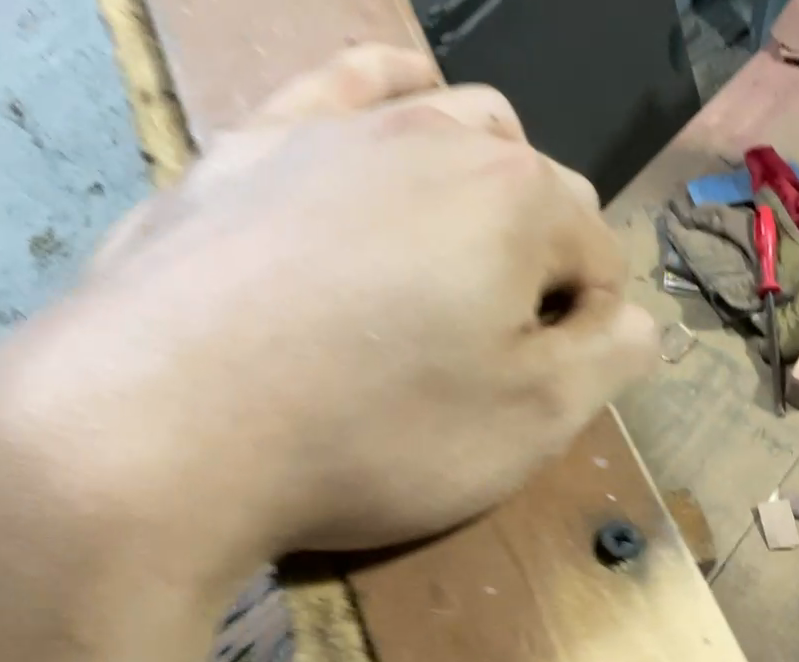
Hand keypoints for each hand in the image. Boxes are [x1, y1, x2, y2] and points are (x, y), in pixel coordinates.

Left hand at [0, 45, 655, 574]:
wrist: (158, 431)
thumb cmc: (375, 434)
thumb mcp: (530, 422)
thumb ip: (611, 359)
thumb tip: (641, 322)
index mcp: (519, 200)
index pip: (600, 256)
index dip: (590, 328)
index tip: (544, 390)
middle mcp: (435, 138)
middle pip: (534, 183)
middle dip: (541, 256)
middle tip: (496, 343)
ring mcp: (332, 129)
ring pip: (449, 122)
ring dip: (479, 185)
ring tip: (452, 258)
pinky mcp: (244, 146)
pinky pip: (339, 89)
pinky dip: (382, 106)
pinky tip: (385, 131)